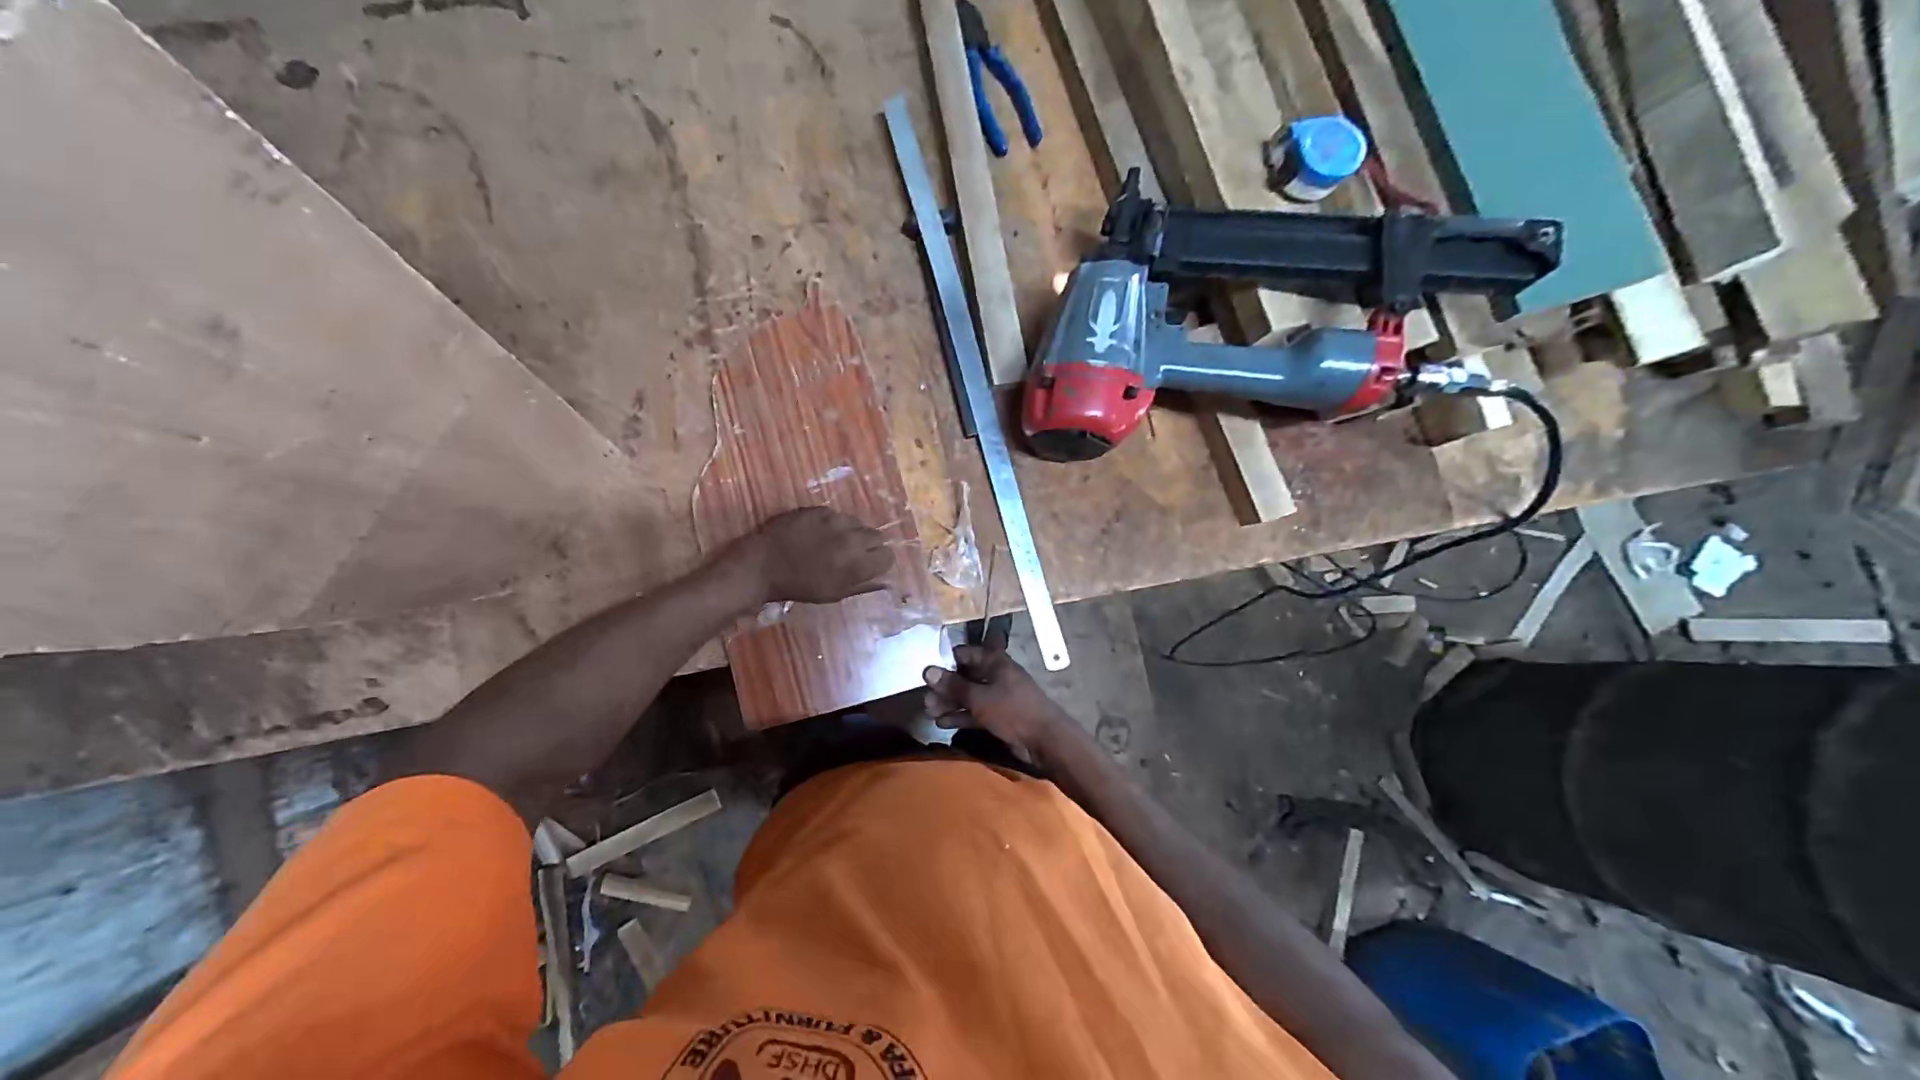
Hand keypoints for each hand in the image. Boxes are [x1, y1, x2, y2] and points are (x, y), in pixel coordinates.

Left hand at [726, 506, 891, 604]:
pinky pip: (836, 515)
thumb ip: (862, 586)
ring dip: (850, 532)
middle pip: (876, 536)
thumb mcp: (833, 594)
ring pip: (857, 523)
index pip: (888, 556)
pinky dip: (831, 524)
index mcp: (857, 564)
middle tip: (850, 554)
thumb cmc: (798, 586)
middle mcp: (851, 539)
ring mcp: (835, 520)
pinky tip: (815, 533)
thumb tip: (885, 582)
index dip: (879, 561)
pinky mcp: (819, 510)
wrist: (762, 566)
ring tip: (831, 542)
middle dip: (868, 545)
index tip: (867, 565)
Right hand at [923, 643, 1080, 763]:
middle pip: (965, 677)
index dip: (947, 659)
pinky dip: (960, 716)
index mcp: (995, 662)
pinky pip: (975, 713)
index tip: (927, 669)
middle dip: (945, 687)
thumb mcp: (979, 697)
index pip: (966, 653)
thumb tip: (927, 670)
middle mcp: (996, 676)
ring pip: (969, 696)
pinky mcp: (998, 716)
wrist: (1044, 739)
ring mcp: (998, 697)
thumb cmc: (1012, 710)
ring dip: (950, 703)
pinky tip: (942, 723)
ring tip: (929, 712)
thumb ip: (953, 686)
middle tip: (925, 698)